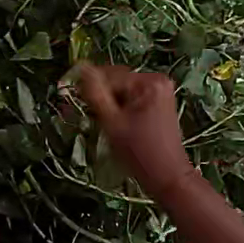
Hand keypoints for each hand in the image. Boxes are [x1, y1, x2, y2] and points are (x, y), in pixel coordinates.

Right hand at [75, 64, 199, 200]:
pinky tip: (119, 122)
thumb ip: (95, 94)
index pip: (108, 75)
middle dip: (101, 95)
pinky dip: (122, 105)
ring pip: (123, 88)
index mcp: (148, 82)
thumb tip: (81, 67)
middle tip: (91, 116)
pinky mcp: (161, 99)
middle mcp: (157, 79)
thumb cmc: (138, 153)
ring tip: (106, 122)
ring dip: (111, 101)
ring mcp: (161, 88)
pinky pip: (133, 95)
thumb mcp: (112, 123)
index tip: (74, 103)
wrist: (168, 176)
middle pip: (117, 80)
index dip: (90, 88)